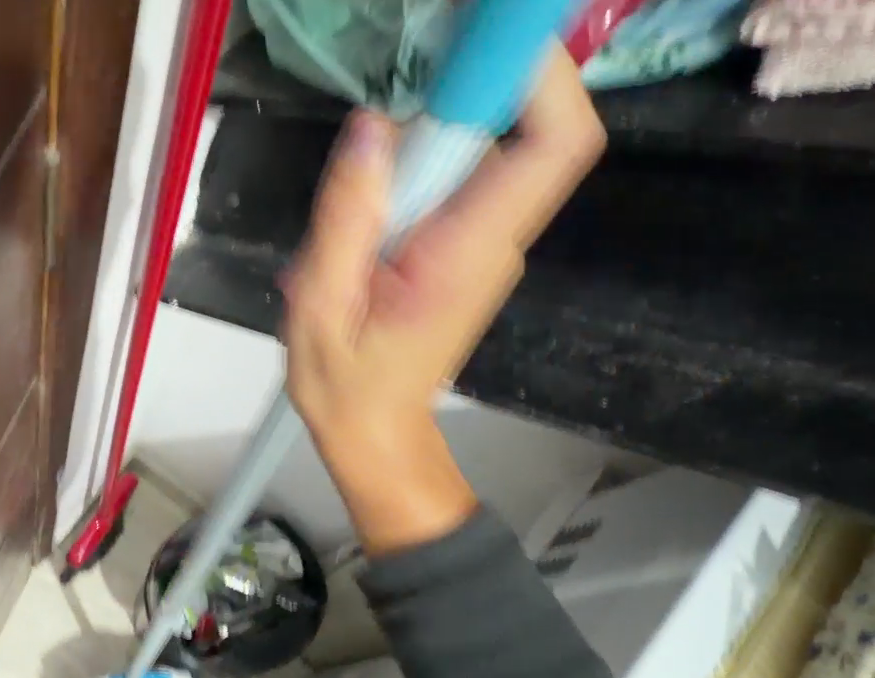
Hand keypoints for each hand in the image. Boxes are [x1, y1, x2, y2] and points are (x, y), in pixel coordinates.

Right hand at [284, 53, 602, 552]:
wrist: (374, 434)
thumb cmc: (344, 389)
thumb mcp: (319, 310)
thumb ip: (344, 219)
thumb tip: (372, 127)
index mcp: (468, 252)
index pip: (556, 143)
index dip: (538, 74)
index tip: (475, 45)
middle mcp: (494, 236)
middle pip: (518, 129)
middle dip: (454, 97)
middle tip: (381, 114)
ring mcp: (483, 240)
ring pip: (478, 151)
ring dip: (418, 143)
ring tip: (351, 196)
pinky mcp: (463, 244)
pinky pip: (453, 180)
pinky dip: (409, 172)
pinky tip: (359, 217)